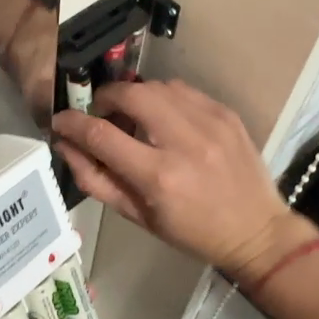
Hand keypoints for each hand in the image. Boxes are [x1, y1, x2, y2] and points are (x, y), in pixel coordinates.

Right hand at [52, 80, 316, 281]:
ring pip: (156, 86)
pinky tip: (163, 118)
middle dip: (105, 99)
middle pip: (130, 94)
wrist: (257, 231)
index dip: (72, 124)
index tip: (61, 121)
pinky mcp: (226, 113)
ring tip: (133, 117)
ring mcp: (210, 122)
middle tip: (101, 114)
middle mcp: (184, 142)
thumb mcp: (138, 217)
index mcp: (158, 177)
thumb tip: (67, 146)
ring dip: (135, 96)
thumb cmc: (192, 232)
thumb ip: (97, 180)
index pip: (101, 135)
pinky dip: (163, 98)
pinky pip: (182, 90)